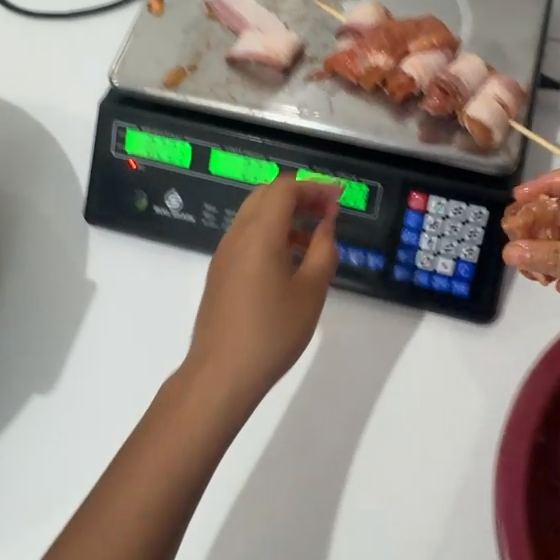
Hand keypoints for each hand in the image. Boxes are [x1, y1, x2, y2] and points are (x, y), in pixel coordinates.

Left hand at [186, 177, 340, 403]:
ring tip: (314, 241)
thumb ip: (324, 250)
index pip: (284, 189)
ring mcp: (224, 254)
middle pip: (266, 196)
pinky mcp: (220, 273)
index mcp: (259, 233)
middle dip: (299, 197)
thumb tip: (327, 223)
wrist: (222, 372)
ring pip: (254, 217)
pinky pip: (246, 238)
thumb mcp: (311, 291)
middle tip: (327, 212)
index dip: (314, 187)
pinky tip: (291, 263)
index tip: (339, 198)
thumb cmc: (273, 332)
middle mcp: (237, 235)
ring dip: (285, 217)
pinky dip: (271, 235)